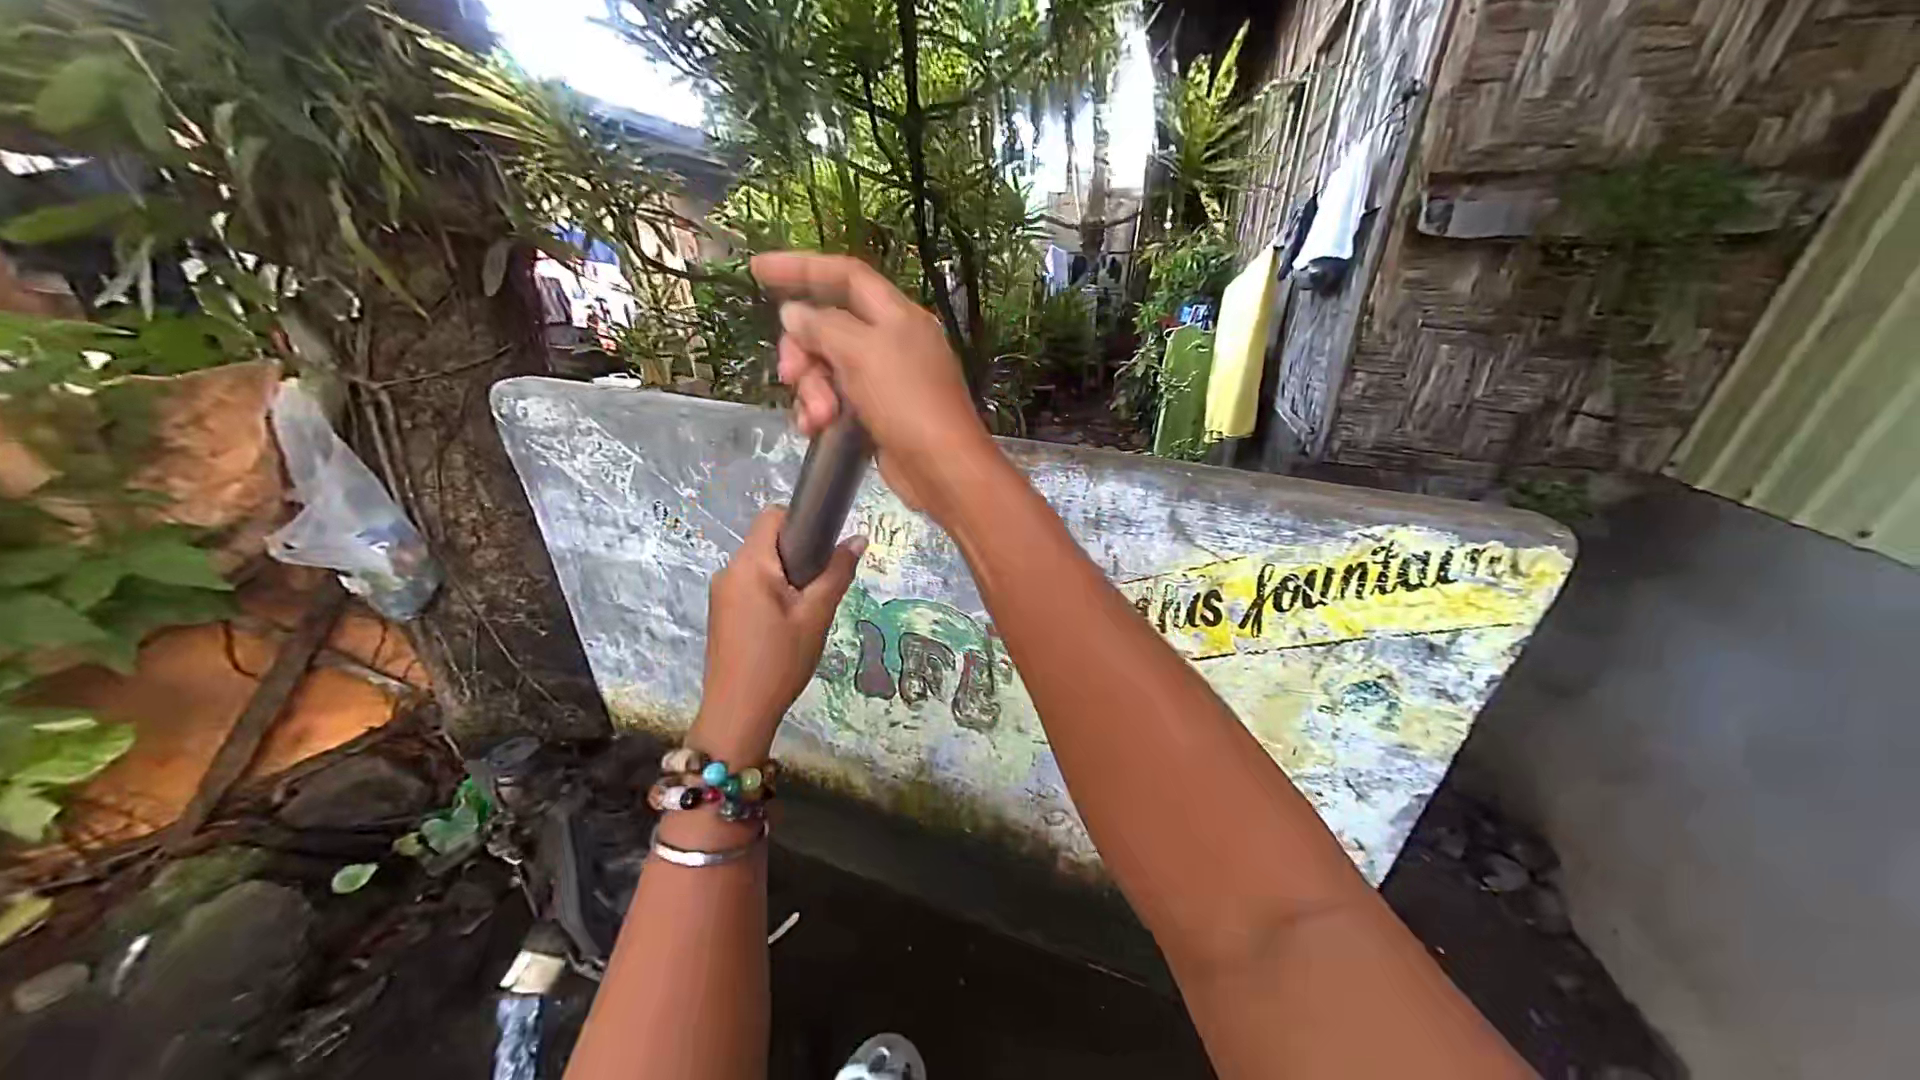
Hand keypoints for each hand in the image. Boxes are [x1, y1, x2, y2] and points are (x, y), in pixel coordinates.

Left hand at [691, 505, 863, 763]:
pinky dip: (773, 594)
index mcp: (749, 564)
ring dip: (788, 578)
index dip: (802, 521)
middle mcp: (728, 571)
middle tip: (821, 590)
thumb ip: (837, 573)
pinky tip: (787, 626)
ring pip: (762, 567)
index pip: (772, 516)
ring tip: (807, 612)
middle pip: (768, 542)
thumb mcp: (816, 615)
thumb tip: (858, 539)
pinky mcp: (721, 613)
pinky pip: (752, 587)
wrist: (738, 713)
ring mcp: (721, 593)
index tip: (825, 548)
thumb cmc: (780, 661)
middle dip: (799, 556)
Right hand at [751, 251, 998, 517]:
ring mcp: (884, 379)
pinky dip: (821, 411)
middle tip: (790, 375)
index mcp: (896, 315)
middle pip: (828, 326)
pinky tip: (815, 429)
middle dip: (803, 350)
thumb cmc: (907, 403)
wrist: (942, 468)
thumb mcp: (862, 354)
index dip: (800, 267)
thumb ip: (823, 326)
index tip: (757, 270)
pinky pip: (836, 399)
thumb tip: (794, 313)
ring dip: (812, 390)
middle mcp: (891, 341)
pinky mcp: (877, 414)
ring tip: (818, 417)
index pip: (844, 275)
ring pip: (827, 367)